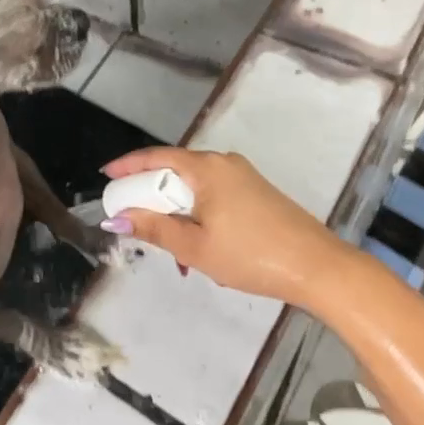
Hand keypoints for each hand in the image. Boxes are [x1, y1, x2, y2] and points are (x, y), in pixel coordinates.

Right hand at [100, 147, 353, 307]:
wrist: (318, 267)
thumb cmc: (251, 255)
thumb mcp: (194, 247)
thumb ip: (152, 229)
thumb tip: (115, 219)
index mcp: (206, 168)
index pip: (155, 157)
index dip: (127, 166)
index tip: (105, 178)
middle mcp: (224, 163)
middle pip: (174, 172)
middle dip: (152, 199)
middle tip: (136, 225)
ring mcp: (243, 177)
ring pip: (195, 189)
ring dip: (177, 215)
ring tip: (174, 253)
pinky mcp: (257, 193)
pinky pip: (214, 197)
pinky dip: (198, 217)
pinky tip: (201, 250)